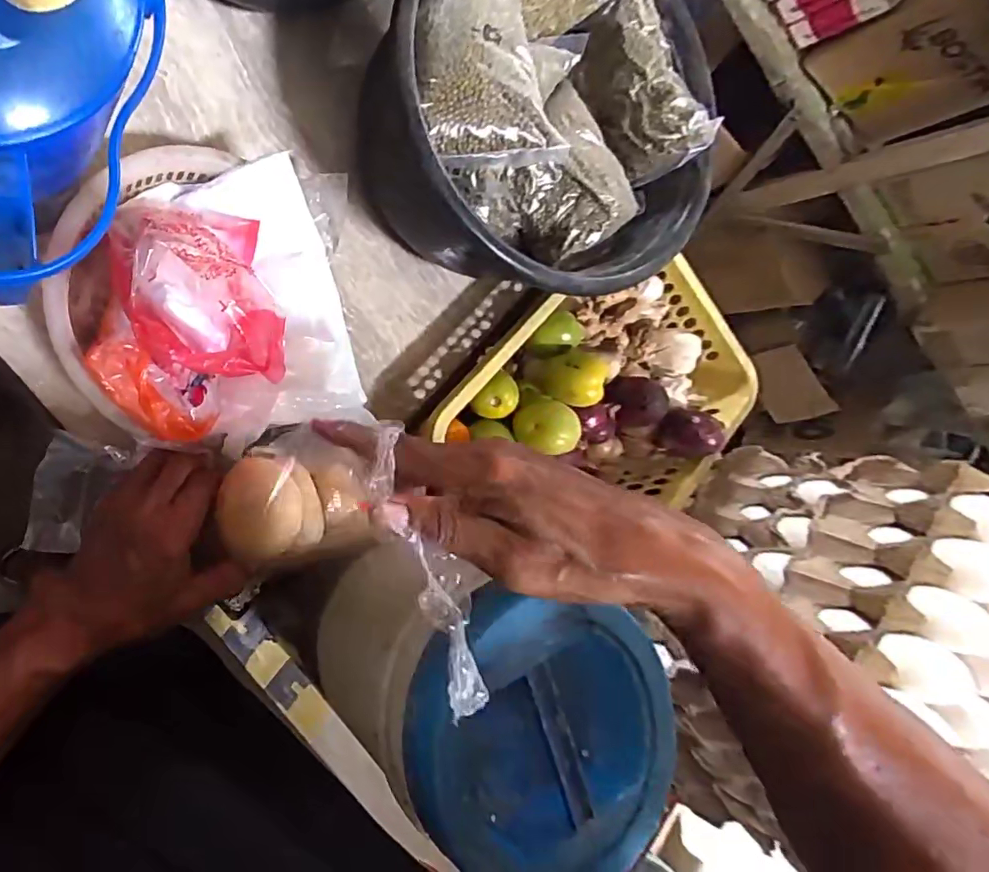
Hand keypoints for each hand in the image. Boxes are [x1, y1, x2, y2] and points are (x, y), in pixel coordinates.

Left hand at [25, 450, 248, 655]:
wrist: (84, 608)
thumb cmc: (139, 607)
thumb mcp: (187, 602)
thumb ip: (223, 578)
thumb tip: (253, 562)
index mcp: (173, 528)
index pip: (202, 482)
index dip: (219, 474)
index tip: (231, 478)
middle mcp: (149, 504)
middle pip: (181, 462)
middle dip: (201, 460)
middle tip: (213, 469)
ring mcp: (125, 496)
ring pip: (157, 458)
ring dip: (177, 457)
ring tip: (190, 468)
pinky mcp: (109, 497)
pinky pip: (138, 469)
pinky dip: (155, 467)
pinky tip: (163, 480)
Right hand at [316, 420, 746, 624]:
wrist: (667, 553)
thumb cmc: (590, 565)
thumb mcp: (515, 563)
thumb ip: (449, 530)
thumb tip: (386, 508)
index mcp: (484, 473)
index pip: (406, 451)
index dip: (361, 441)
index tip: (321, 424)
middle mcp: (492, 454)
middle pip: (419, 452)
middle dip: (378, 459)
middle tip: (342, 470)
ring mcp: (511, 459)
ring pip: (442, 461)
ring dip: (408, 472)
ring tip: (378, 490)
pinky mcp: (525, 470)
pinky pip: (464, 468)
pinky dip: (436, 479)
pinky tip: (433, 502)